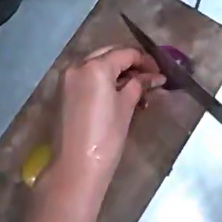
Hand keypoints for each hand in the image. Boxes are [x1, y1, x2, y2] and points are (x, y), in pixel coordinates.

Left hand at [55, 46, 164, 188]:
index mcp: (95, 67)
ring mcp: (67, 78)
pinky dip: (101, 78)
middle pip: (109, 54)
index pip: (125, 53)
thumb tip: (154, 76)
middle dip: (129, 62)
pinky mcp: (62, 92)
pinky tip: (116, 91)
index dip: (145, 60)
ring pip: (96, 63)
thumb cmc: (106, 137)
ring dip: (115, 69)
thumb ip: (139, 85)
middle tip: (148, 75)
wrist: (76, 168)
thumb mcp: (126, 107)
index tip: (159, 72)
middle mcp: (78, 65)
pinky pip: (86, 76)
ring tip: (135, 85)